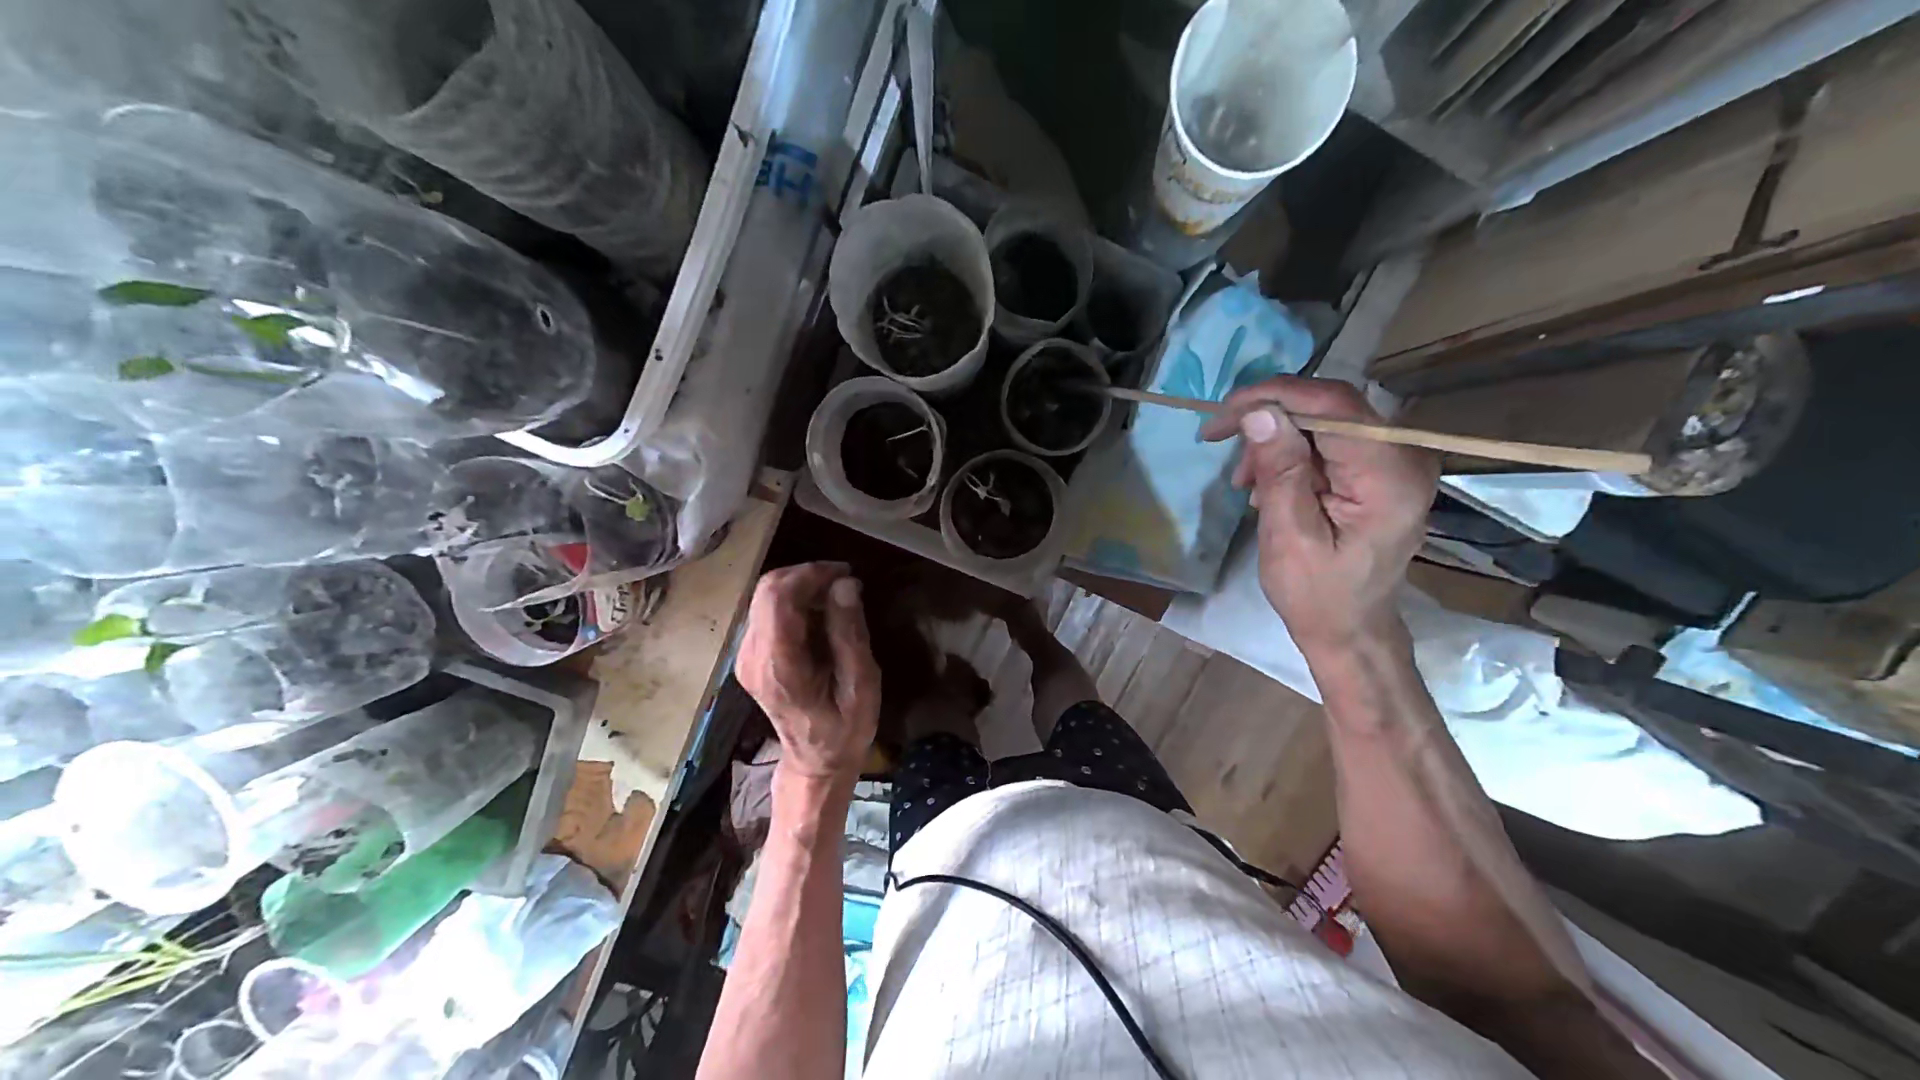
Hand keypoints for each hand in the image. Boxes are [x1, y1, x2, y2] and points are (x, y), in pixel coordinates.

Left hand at [736, 562, 880, 782]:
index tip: (846, 574)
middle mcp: (752, 655)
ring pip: (766, 596)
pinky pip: (768, 611)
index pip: (777, 597)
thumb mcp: (861, 685)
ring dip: (802, 587)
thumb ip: (850, 634)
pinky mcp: (749, 654)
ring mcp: (745, 655)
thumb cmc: (844, 729)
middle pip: (767, 589)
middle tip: (845, 583)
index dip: (810, 574)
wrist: (816, 761)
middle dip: (807, 576)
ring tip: (838, 598)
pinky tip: (821, 614)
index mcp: (778, 665)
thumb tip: (845, 585)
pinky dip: (795, 601)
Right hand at [1201, 377, 1437, 658]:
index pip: (1333, 405)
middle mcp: (1403, 456)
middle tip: (1222, 439)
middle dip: (1270, 415)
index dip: (1275, 396)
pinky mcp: (1379, 469)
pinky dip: (1290, 451)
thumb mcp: (1289, 537)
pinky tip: (1266, 481)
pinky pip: (1329, 439)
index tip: (1224, 414)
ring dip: (1275, 436)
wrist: (1349, 629)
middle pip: (1330, 405)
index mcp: (1389, 476)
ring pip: (1325, 418)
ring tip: (1244, 477)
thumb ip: (1280, 472)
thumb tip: (1259, 413)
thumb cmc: (1317, 595)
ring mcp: (1395, 461)